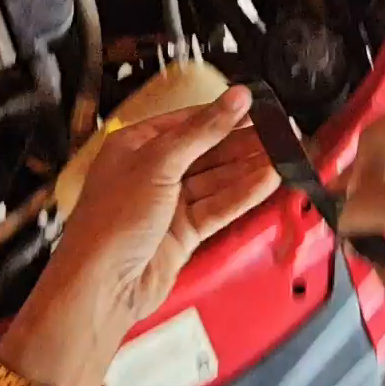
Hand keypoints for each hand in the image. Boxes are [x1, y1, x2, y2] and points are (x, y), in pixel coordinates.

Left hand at [0, 86, 278, 385]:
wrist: (100, 287)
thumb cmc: (112, 220)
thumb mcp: (159, 162)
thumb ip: (203, 131)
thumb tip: (236, 98)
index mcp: (136, 144)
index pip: (188, 122)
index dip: (223, 114)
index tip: (256, 107)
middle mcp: (152, 170)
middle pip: (207, 151)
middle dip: (242, 142)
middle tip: (279, 132)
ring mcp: (168, 203)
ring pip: (217, 179)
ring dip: (249, 168)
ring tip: (283, 154)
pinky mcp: (183, 233)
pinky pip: (218, 207)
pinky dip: (243, 194)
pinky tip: (268, 181)